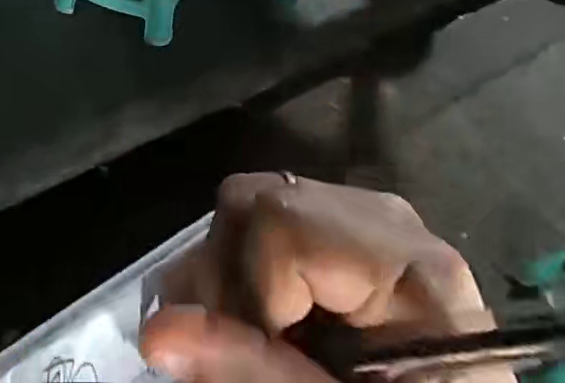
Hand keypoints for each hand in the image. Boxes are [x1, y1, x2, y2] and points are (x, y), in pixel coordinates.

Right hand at [140, 174, 511, 382]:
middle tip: (235, 349)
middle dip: (226, 277)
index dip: (247, 293)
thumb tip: (155, 332)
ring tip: (253, 342)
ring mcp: (366, 220)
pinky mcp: (348, 234)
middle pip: (258, 199)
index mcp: (410, 265)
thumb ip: (251, 372)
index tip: (256, 361)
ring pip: (254, 204)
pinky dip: (250, 271)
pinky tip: (272, 326)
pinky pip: (270, 222)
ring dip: (231, 274)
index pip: (280, 222)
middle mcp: (387, 220)